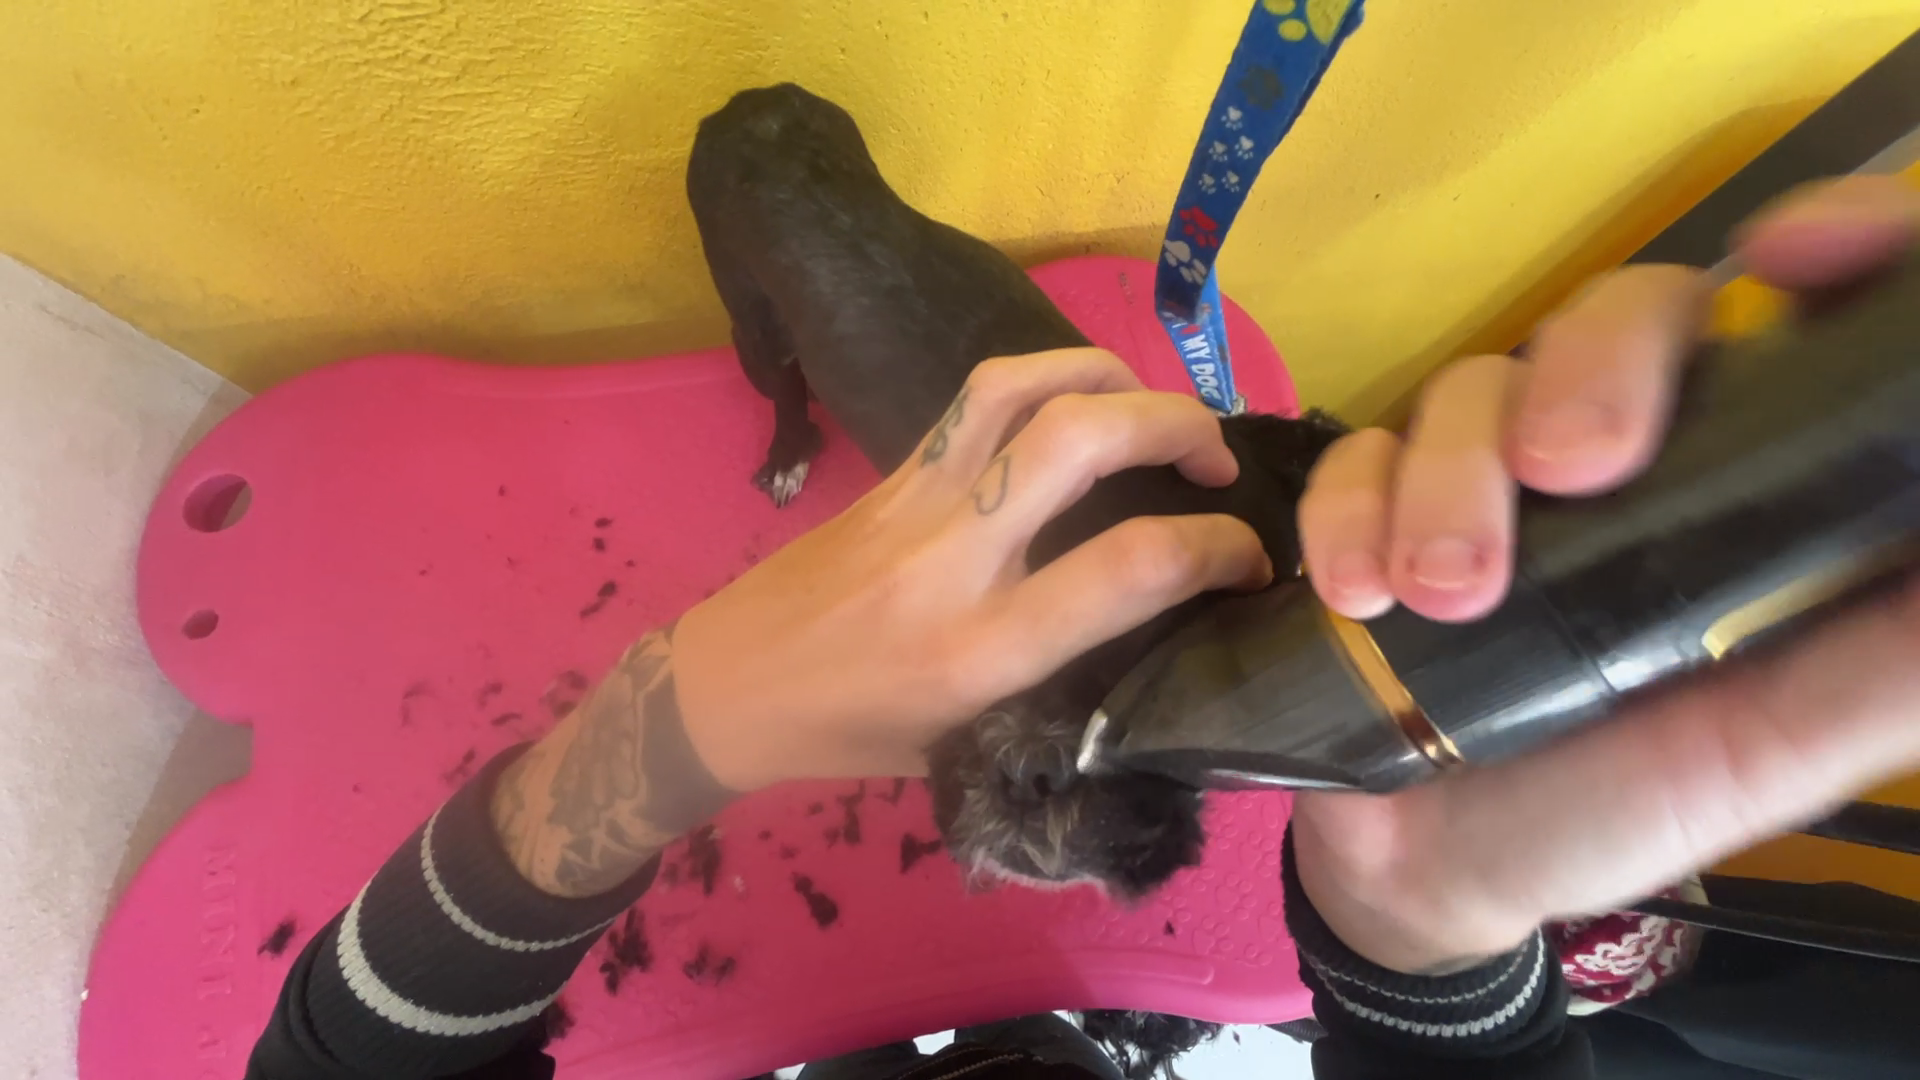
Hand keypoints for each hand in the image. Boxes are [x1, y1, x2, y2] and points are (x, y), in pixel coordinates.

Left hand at [673, 347, 1273, 791]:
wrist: (728, 686)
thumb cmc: (850, 735)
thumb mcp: (966, 742)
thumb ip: (1057, 683)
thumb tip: (1146, 624)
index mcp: (980, 650)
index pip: (1129, 568)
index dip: (1216, 548)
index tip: (1248, 557)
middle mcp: (952, 558)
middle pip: (1080, 441)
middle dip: (1175, 425)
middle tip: (1216, 458)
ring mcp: (914, 500)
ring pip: (1020, 388)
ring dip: (1107, 374)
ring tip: (1150, 406)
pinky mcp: (889, 471)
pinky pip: (976, 398)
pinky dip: (1045, 381)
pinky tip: (1074, 407)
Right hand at [1290, 175, 1919, 973]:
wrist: (1426, 862)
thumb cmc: (1599, 810)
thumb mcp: (1763, 758)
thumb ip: (1880, 670)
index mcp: (1715, 496)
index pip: (1774, 329)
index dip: (1825, 250)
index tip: (1794, 259)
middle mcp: (1589, 462)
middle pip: (1595, 323)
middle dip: (1581, 380)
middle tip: (1564, 475)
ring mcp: (1457, 480)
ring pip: (1452, 395)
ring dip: (1439, 482)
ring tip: (1434, 598)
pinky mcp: (1356, 515)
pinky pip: (1342, 467)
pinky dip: (1340, 514)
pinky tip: (1347, 593)